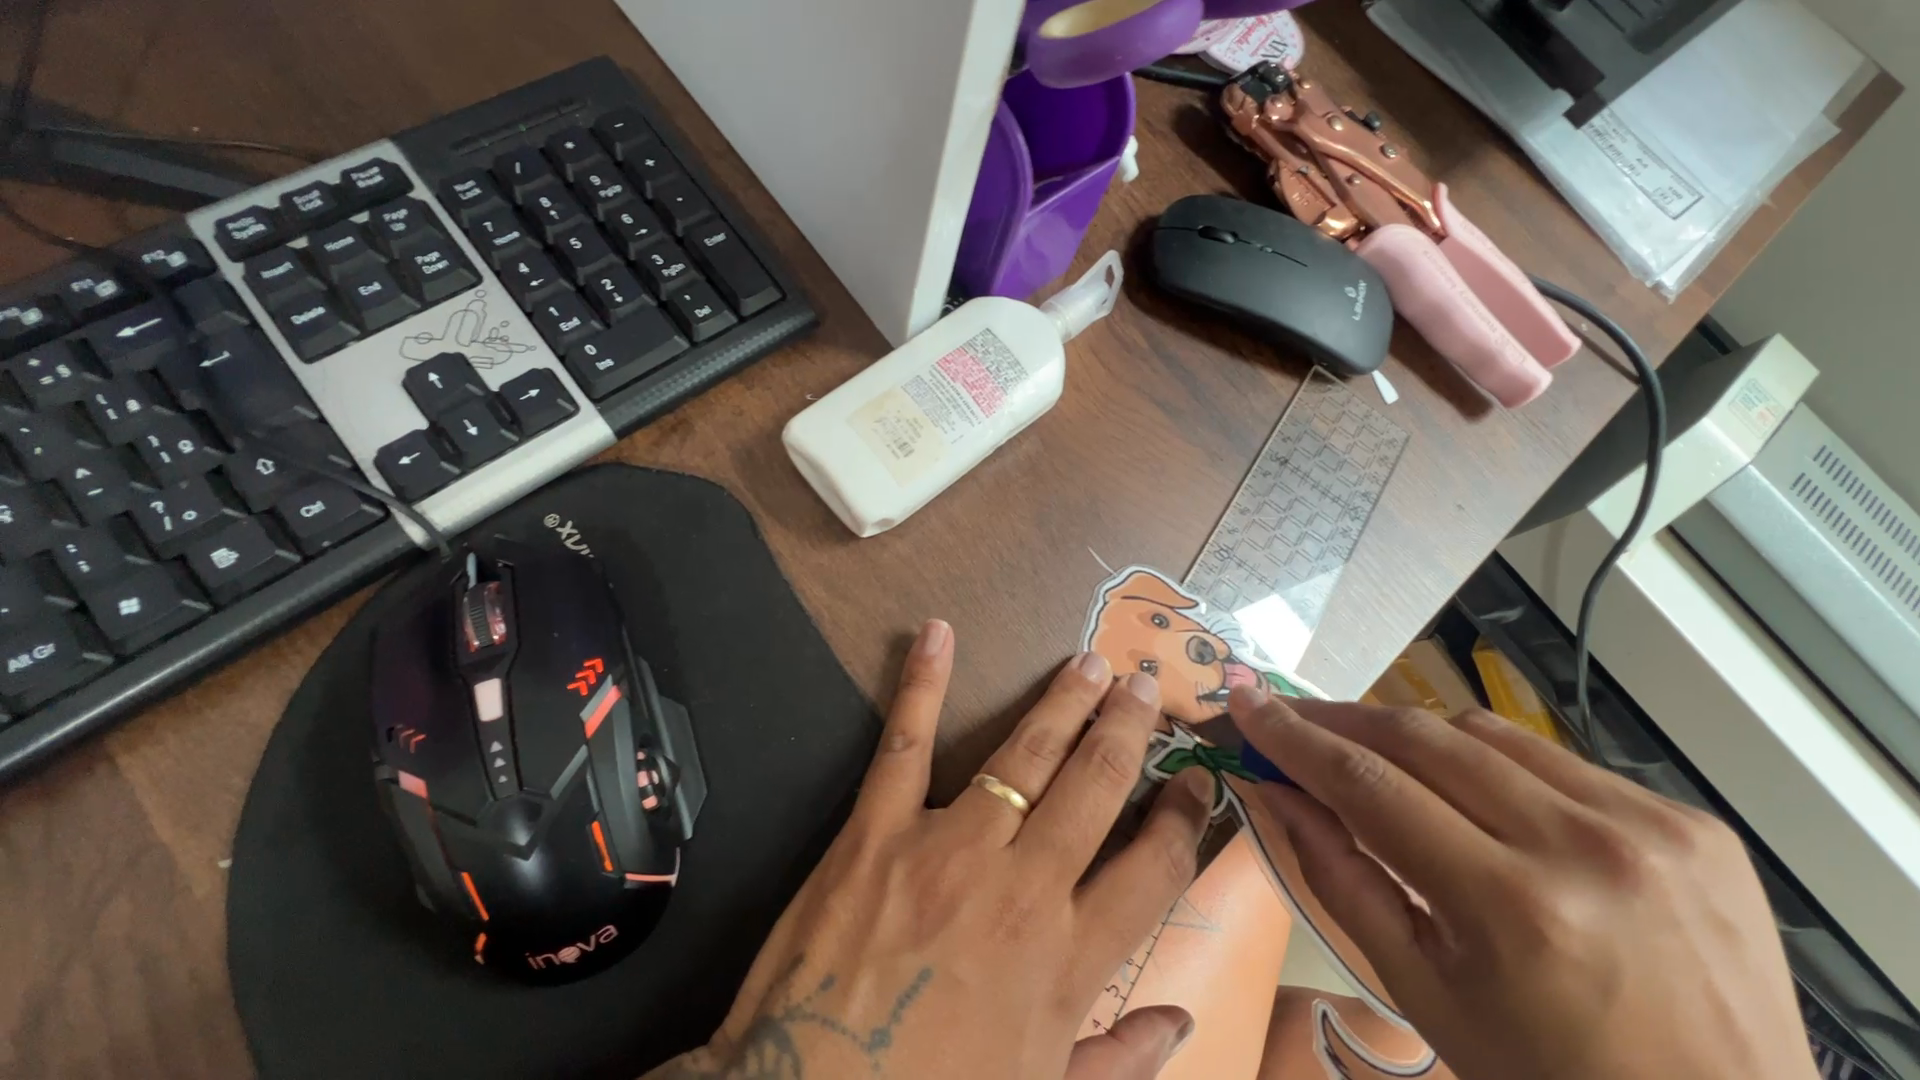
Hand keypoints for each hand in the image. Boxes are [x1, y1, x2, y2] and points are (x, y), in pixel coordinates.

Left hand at [651, 621, 1212, 1079]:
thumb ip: (1118, 1058)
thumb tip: (1182, 1022)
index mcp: (1068, 956)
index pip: (1152, 867)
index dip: (1182, 818)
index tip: (1194, 780)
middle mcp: (1022, 887)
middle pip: (1094, 787)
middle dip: (1126, 731)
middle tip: (1144, 687)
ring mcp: (948, 847)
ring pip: (1022, 757)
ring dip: (1061, 704)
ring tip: (1088, 664)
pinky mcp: (876, 829)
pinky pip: (905, 744)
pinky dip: (923, 683)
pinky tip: (938, 632)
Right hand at [1228, 687, 1814, 1079]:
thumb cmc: (1543, 1077)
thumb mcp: (1420, 990)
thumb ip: (1340, 876)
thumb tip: (1277, 790)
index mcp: (1510, 907)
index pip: (1370, 784)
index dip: (1295, 737)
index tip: (1247, 703)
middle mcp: (1583, 847)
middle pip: (1423, 738)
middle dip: (1342, 719)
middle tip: (1291, 717)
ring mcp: (1650, 826)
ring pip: (1486, 732)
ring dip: (1413, 736)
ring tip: (1376, 758)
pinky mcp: (1690, 821)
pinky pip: (1555, 760)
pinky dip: (1493, 763)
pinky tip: (1478, 797)